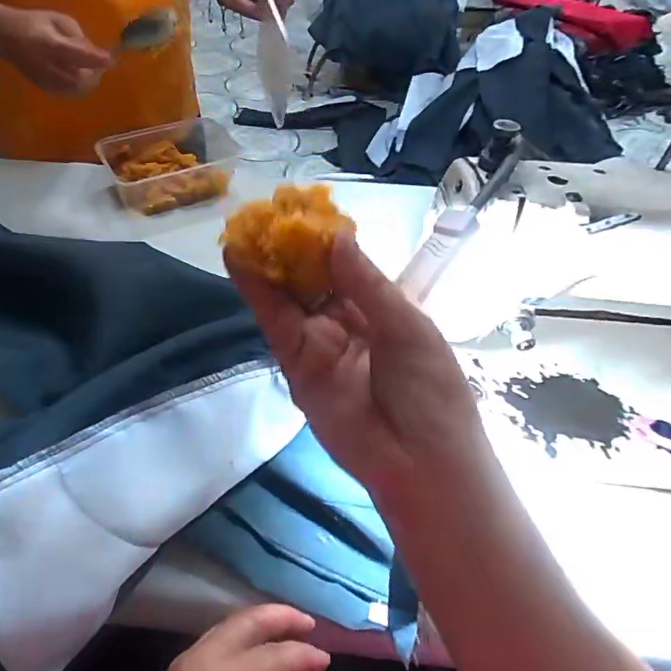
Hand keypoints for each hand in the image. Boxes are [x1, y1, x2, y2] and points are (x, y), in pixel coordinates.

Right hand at [0, 9, 112, 96]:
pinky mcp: (43, 87)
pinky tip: (77, 74)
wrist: (6, 36)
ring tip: (89, 68)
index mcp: (51, 45)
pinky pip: (67, 92)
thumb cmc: (34, 22)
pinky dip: (77, 86)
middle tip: (100, 64)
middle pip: (80, 79)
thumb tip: (94, 52)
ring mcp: (44, 79)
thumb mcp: (58, 20)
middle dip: (94, 73)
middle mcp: (47, 66)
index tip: (111, 59)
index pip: (78, 55)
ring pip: (75, 89)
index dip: (96, 59)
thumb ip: (77, 36)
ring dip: (87, 81)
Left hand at [107, 606, 329, 670]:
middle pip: (245, 623)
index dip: (303, 656)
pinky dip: (240, 633)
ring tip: (291, 629)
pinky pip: (213, 638)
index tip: (330, 658)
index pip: (273, 658)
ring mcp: (181, 666)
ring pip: (227, 625)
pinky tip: (256, 649)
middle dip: (280, 617)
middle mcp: (199, 663)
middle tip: (313, 624)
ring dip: (260, 622)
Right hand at [228, 233, 481, 490]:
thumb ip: (366, 285)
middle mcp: (344, 322)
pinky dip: (256, 292)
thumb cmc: (431, 390)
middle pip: (310, 277)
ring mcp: (317, 342)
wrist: (420, 461)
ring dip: (265, 263)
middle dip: (288, 247)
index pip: (344, 266)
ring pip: (287, 295)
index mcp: (378, 309)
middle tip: (264, 213)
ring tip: (243, 227)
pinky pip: (275, 322)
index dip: (323, 240)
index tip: (303, 209)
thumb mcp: (408, 327)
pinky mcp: (295, 364)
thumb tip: (337, 238)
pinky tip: (240, 262)